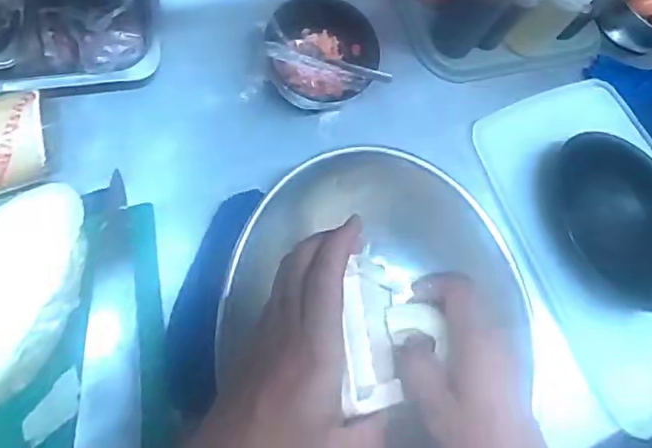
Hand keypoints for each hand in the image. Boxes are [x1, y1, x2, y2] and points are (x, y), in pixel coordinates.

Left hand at [191, 217, 386, 447]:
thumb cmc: (286, 447)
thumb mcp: (341, 447)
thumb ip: (374, 425)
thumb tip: (398, 399)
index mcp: (315, 347)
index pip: (325, 277)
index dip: (339, 244)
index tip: (356, 225)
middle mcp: (287, 325)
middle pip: (299, 262)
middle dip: (324, 238)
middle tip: (350, 233)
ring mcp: (265, 327)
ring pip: (284, 271)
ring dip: (308, 252)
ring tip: (332, 252)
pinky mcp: (252, 337)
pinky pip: (276, 289)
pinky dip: (295, 273)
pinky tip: (307, 288)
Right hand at [394, 274, 542, 447]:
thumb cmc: (474, 430)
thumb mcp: (434, 402)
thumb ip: (416, 363)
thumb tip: (409, 338)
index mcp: (478, 335)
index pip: (459, 287)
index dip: (434, 284)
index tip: (411, 297)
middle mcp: (498, 334)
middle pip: (469, 298)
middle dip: (440, 301)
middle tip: (417, 319)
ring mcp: (509, 350)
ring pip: (477, 317)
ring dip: (452, 319)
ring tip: (431, 340)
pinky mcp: (513, 368)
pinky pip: (485, 335)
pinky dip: (465, 335)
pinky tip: (453, 361)